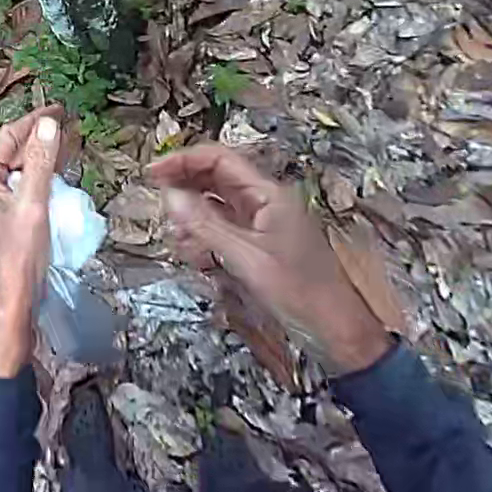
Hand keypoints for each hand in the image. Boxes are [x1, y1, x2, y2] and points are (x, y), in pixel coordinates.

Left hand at [0, 105, 68, 376]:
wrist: (11, 306)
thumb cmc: (17, 259)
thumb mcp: (33, 205)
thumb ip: (40, 162)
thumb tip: (48, 125)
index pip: (8, 135)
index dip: (35, 120)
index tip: (60, 110)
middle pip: (12, 148)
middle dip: (40, 136)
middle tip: (70, 124)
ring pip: (19, 165)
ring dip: (43, 154)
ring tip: (69, 142)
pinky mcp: (3, 212)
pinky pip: (22, 183)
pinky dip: (41, 174)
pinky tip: (59, 170)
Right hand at [150, 145, 390, 372]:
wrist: (338, 332)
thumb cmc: (298, 292)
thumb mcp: (246, 258)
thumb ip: (205, 225)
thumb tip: (167, 195)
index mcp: (267, 193)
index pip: (219, 159)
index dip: (183, 160)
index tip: (153, 173)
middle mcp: (263, 200)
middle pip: (215, 176)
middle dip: (184, 184)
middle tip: (157, 199)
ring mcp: (261, 221)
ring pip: (216, 201)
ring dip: (191, 211)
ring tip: (175, 232)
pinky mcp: (258, 242)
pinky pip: (223, 225)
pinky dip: (203, 231)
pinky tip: (190, 247)